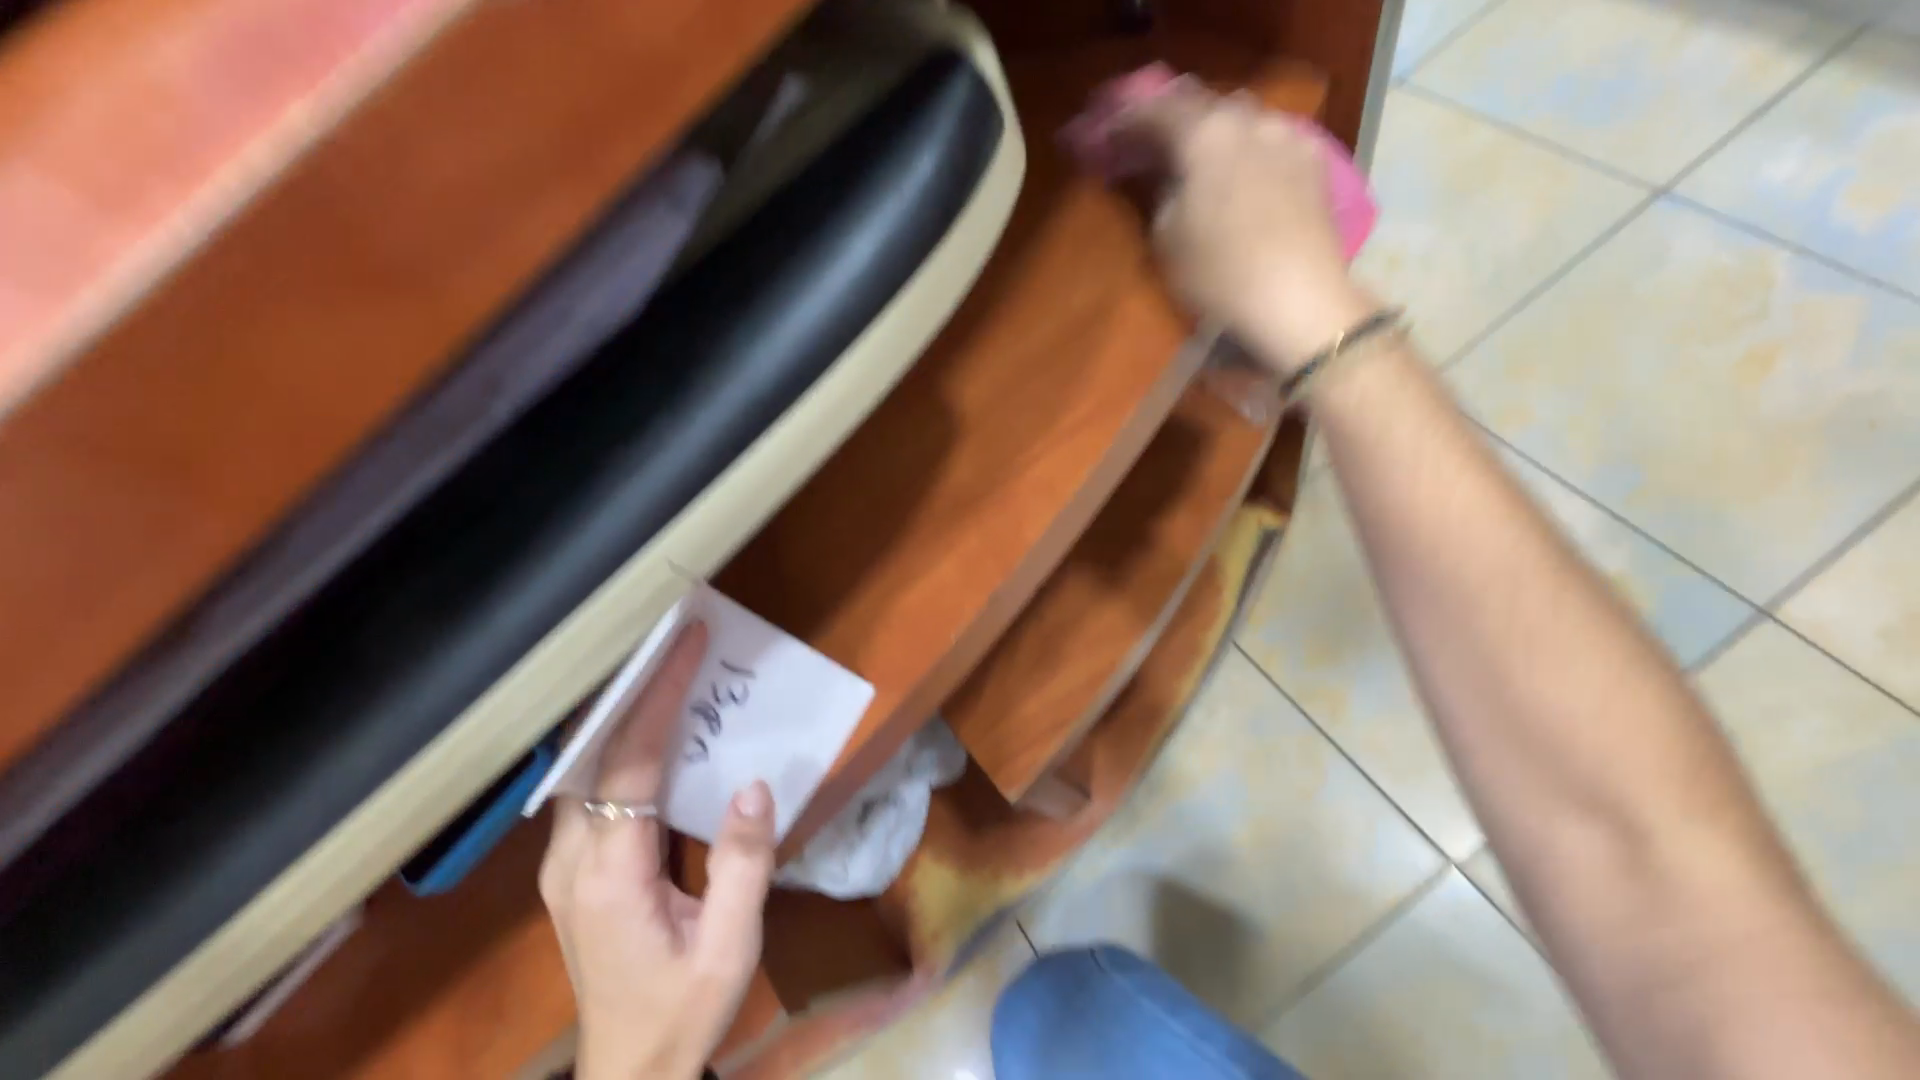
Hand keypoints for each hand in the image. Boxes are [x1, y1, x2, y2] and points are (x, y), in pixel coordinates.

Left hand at [540, 622, 774, 1079]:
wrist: (631, 1072)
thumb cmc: (684, 1008)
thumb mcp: (731, 945)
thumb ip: (743, 864)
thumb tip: (754, 785)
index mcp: (609, 875)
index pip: (631, 763)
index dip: (659, 696)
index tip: (687, 644)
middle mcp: (570, 859)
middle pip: (593, 753)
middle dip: (633, 689)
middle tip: (675, 642)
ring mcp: (562, 865)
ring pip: (584, 768)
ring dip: (623, 715)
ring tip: (667, 672)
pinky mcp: (572, 870)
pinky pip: (590, 791)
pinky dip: (620, 748)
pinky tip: (654, 734)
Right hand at [1111, 83, 1376, 371]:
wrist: (1298, 301)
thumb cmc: (1219, 274)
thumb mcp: (1166, 237)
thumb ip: (1159, 191)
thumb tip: (1164, 174)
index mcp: (1206, 133)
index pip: (1154, 110)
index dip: (1123, 122)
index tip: (1104, 136)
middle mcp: (1249, 120)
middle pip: (1200, 104)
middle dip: (1168, 118)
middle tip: (1145, 139)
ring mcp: (1288, 136)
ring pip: (1238, 117)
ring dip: (1209, 128)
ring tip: (1191, 152)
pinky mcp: (1313, 162)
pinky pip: (1268, 139)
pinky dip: (1243, 146)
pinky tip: (1237, 168)